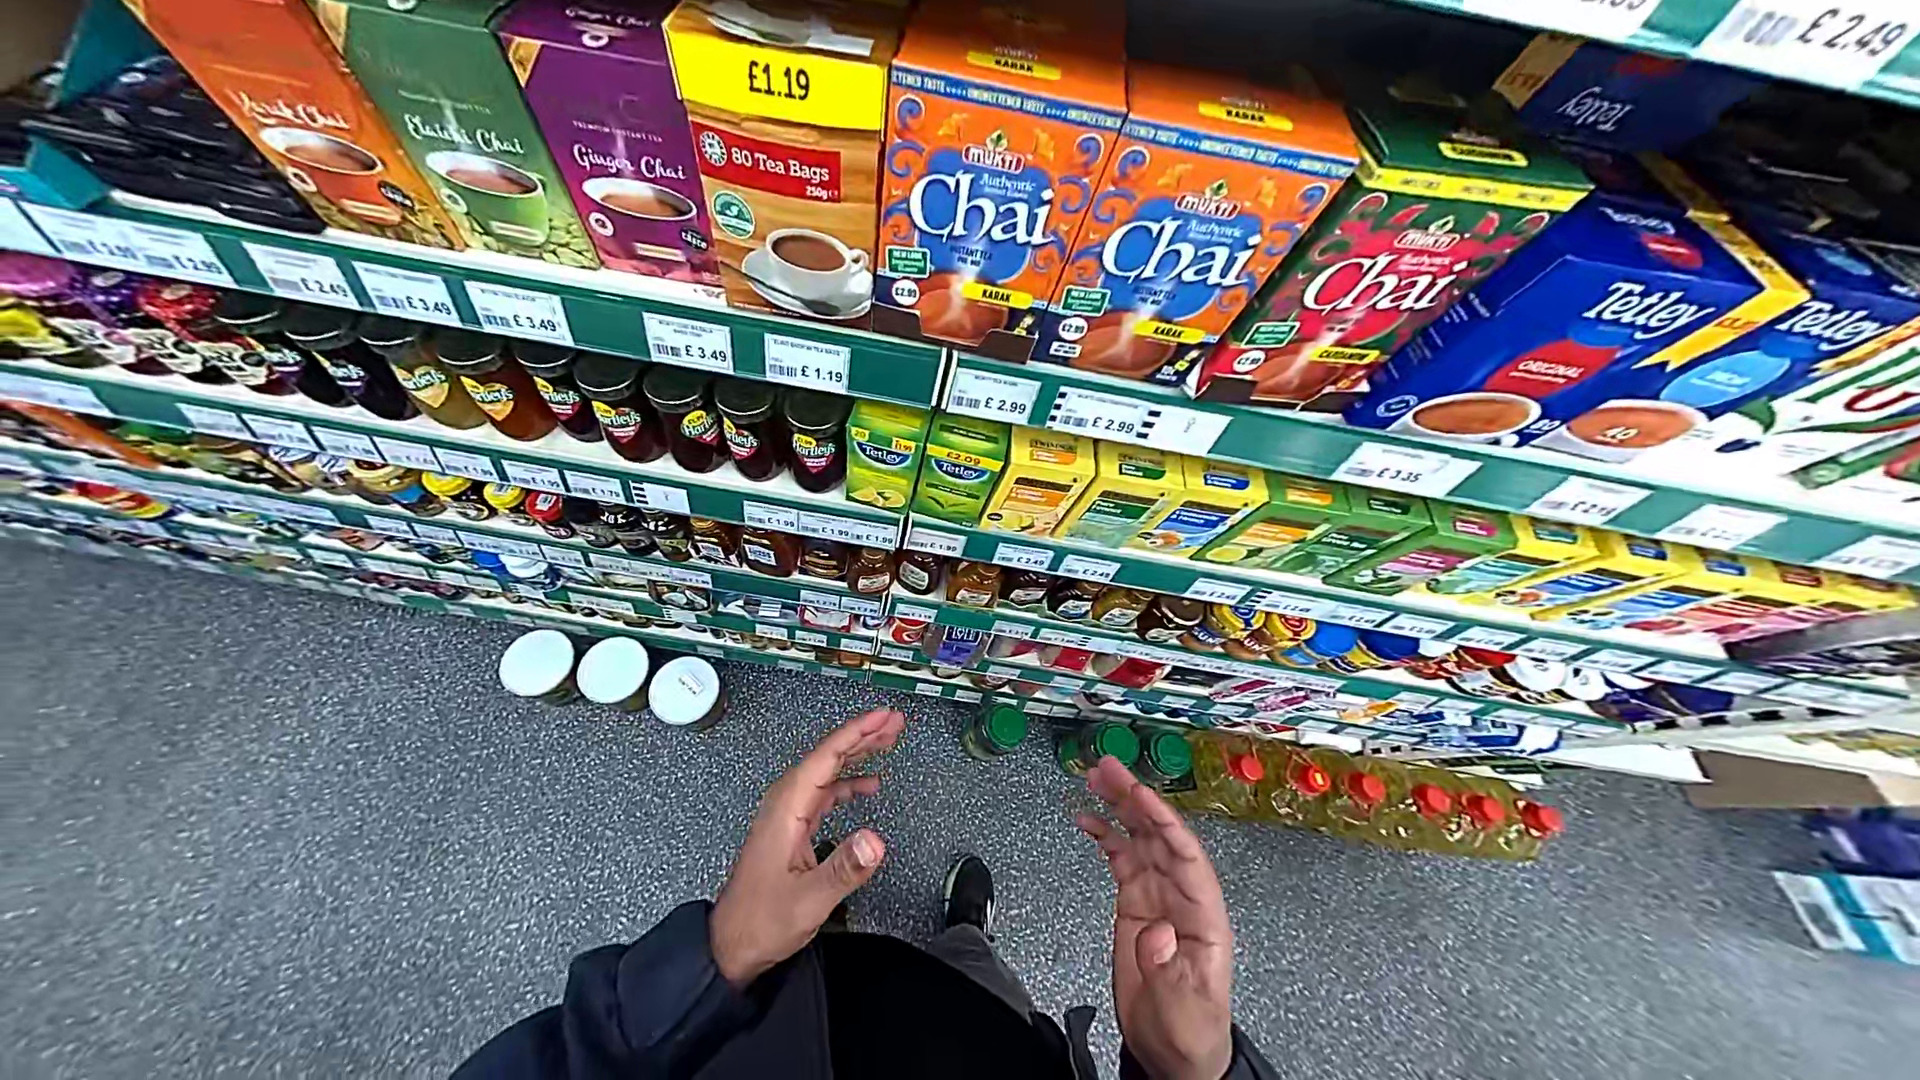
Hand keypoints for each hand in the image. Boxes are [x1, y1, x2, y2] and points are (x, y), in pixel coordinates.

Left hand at [710, 707, 903, 988]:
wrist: (730, 944)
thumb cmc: (761, 922)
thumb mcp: (808, 900)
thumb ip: (844, 869)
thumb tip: (876, 840)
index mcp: (788, 807)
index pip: (827, 755)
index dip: (858, 731)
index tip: (883, 717)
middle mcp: (787, 801)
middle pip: (829, 754)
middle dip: (864, 734)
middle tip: (894, 721)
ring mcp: (789, 812)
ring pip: (828, 768)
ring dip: (858, 752)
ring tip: (887, 741)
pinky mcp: (793, 824)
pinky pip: (825, 789)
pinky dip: (849, 780)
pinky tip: (868, 783)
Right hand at [1078, 757, 1233, 1079]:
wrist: (1171, 1050)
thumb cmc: (1190, 1032)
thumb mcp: (1185, 1008)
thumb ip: (1169, 969)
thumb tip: (1158, 932)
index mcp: (1203, 912)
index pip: (1186, 852)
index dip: (1164, 819)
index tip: (1140, 794)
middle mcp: (1180, 893)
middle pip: (1158, 832)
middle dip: (1135, 797)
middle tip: (1109, 768)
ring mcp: (1156, 893)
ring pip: (1138, 836)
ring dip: (1118, 805)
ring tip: (1095, 778)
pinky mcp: (1134, 898)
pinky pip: (1119, 855)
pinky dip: (1103, 833)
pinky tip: (1087, 817)